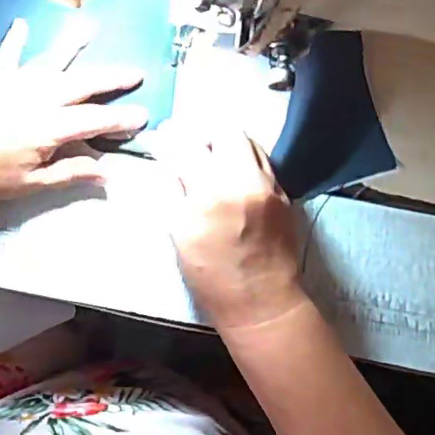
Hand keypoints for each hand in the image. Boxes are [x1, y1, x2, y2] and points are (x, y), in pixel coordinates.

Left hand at [0, 18, 148, 207]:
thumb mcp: (30, 183)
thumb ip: (69, 173)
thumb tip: (106, 173)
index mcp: (49, 127)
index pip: (95, 120)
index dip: (121, 120)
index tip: (142, 117)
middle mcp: (36, 98)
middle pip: (82, 83)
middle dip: (111, 77)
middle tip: (135, 72)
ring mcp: (12, 85)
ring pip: (50, 61)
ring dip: (71, 45)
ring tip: (90, 27)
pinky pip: (6, 56)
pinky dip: (14, 40)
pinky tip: (21, 24)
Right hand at [165, 126, 311, 332]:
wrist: (262, 302)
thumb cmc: (210, 276)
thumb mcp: (178, 234)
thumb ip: (170, 192)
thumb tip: (162, 164)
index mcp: (211, 194)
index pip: (183, 148)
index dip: (162, 140)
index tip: (151, 140)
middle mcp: (245, 181)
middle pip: (223, 132)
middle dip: (198, 133)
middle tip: (181, 144)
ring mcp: (269, 185)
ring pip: (247, 142)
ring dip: (223, 143)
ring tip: (206, 156)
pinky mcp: (284, 194)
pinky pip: (261, 161)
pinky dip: (241, 159)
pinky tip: (229, 175)